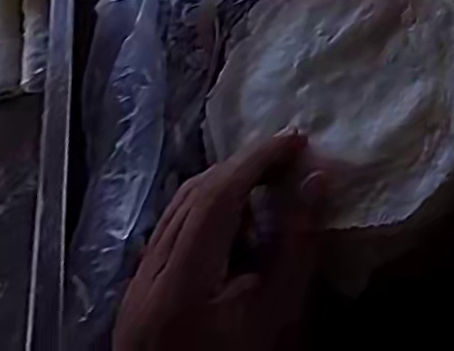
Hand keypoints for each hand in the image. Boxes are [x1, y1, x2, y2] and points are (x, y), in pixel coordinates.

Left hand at [113, 134, 325, 350]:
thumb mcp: (278, 315)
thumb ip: (298, 244)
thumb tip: (317, 178)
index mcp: (180, 287)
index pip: (217, 197)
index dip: (258, 159)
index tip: (296, 138)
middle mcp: (147, 278)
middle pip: (195, 194)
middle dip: (244, 165)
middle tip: (287, 153)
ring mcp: (136, 285)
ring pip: (179, 206)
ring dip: (225, 182)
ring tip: (268, 180)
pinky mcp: (137, 292)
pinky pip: (172, 228)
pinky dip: (207, 207)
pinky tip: (237, 217)